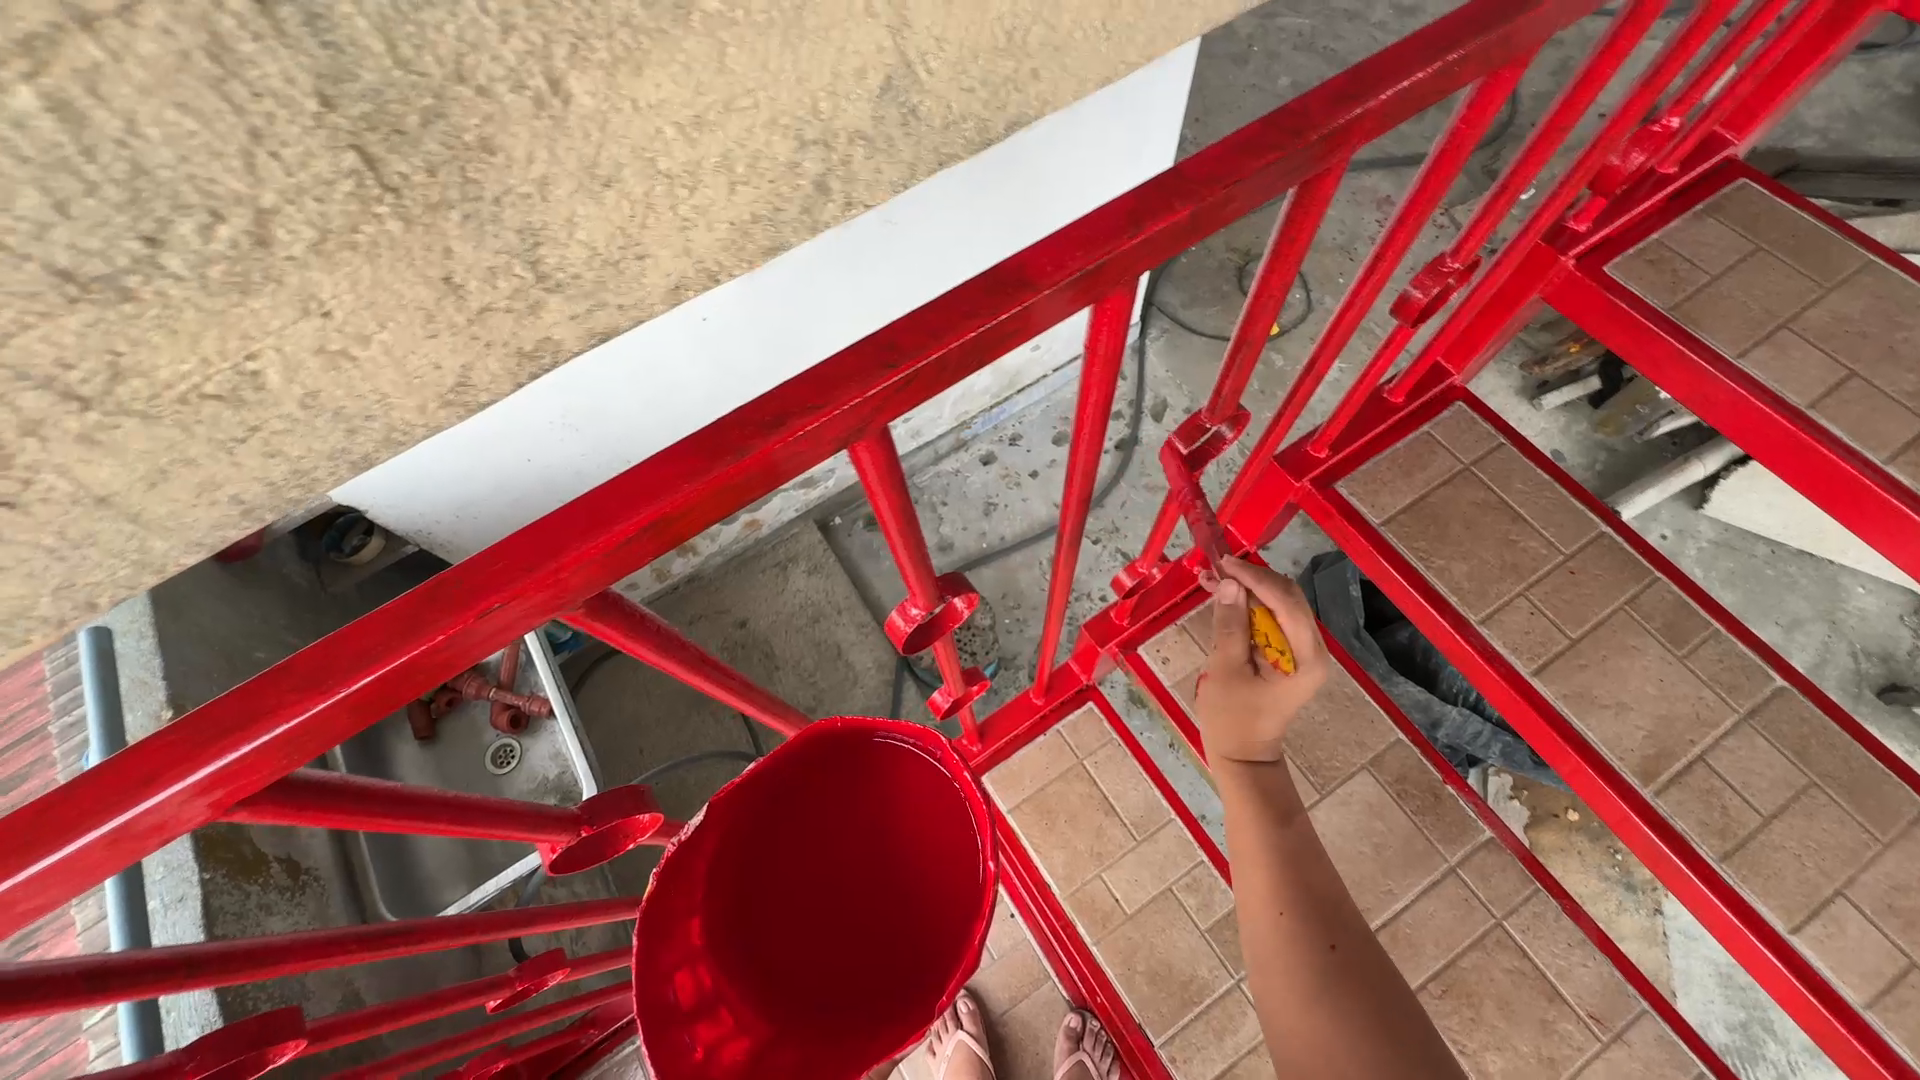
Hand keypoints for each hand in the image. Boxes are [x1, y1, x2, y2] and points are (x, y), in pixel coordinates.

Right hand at [1195, 557, 1329, 762]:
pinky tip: (1224, 596)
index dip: (1256, 578)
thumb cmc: (1233, 719)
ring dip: (1248, 590)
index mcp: (1307, 657)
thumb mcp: (1225, 671)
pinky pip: (1271, 619)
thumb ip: (1230, 625)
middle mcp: (1313, 649)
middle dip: (1252, 580)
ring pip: (1278, 605)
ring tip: (1214, 579)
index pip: (1287, 603)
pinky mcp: (1287, 652)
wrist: (1243, 754)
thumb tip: (1231, 584)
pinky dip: (1248, 605)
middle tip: (1217, 570)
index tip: (1225, 564)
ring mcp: (1302, 651)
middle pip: (1287, 599)